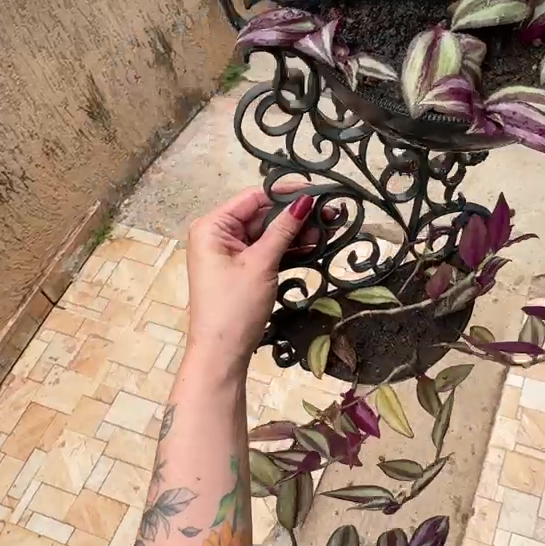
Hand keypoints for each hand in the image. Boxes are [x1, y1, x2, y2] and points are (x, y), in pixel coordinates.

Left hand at [184, 188, 316, 367]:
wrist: (222, 354)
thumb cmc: (234, 307)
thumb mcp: (261, 263)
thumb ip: (284, 229)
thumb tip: (306, 201)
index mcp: (213, 226)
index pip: (254, 197)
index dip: (287, 193)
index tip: (318, 191)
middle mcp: (219, 234)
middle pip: (264, 214)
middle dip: (297, 215)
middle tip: (331, 213)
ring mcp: (231, 252)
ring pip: (270, 233)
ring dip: (298, 232)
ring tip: (330, 229)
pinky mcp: (243, 268)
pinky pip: (269, 250)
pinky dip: (290, 248)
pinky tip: (315, 244)